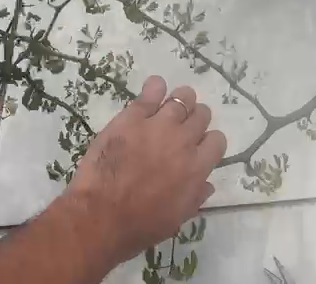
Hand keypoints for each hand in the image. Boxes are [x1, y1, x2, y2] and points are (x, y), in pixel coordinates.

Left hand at [62, 75, 227, 267]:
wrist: (98, 219)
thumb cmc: (137, 227)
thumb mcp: (175, 221)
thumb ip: (195, 198)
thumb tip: (208, 184)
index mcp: (197, 168)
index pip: (217, 140)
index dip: (207, 142)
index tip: (196, 148)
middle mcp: (184, 141)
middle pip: (202, 114)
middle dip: (194, 120)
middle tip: (179, 130)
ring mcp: (159, 124)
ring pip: (183, 96)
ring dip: (180, 101)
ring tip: (167, 109)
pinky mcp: (134, 116)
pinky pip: (153, 89)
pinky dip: (155, 88)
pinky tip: (152, 93)